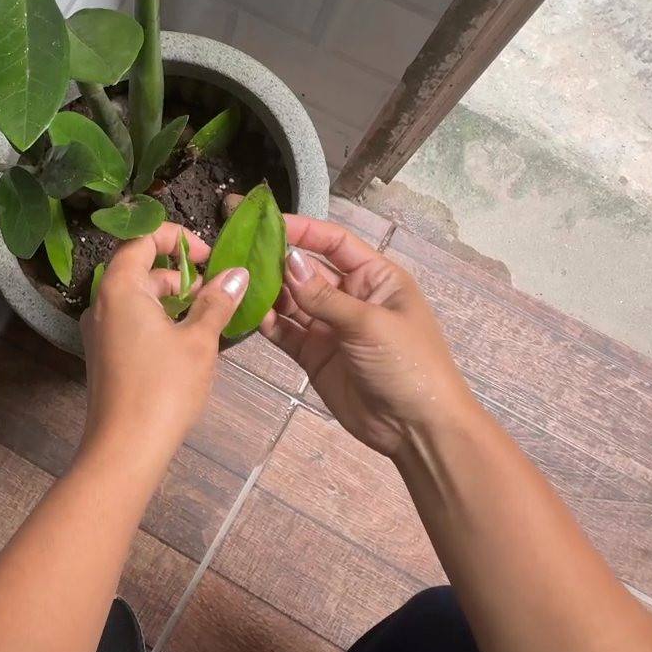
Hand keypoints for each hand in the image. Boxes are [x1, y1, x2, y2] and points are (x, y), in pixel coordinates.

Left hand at [80, 223, 249, 462]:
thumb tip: (236, 274)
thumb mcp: (198, 340)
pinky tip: (186, 343)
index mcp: (119, 288)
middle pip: (139, 268)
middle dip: (179, 273)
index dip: (176, 237)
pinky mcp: (104, 355)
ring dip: (171, 299)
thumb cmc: (163, 388)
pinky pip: (131, 322)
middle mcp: (101, 304)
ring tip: (206, 319)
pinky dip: (158, 321)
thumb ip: (216, 301)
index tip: (207, 256)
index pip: (141, 239)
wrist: (125, 448)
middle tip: (213, 292)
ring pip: (137, 298)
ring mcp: (99, 331)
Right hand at [260, 215, 480, 456]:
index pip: (334, 243)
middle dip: (276, 260)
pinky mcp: (313, 354)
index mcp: (376, 278)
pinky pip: (285, 331)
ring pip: (291, 301)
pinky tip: (245, 311)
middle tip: (239, 252)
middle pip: (307, 270)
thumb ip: (324, 296)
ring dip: (266, 291)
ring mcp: (329, 327)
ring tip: (235, 281)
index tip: (267, 224)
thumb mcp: (369, 324)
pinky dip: (266, 322)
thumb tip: (288, 261)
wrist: (416, 427)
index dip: (303, 231)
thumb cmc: (408, 364)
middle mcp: (350, 297)